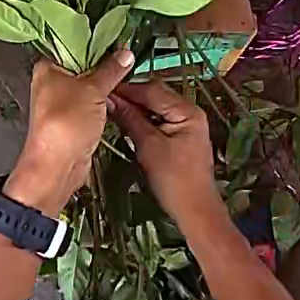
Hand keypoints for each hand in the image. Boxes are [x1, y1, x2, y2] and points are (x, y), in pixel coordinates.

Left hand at [9, 51, 135, 213]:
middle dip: (103, 65)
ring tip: (125, 76)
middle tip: (125, 58)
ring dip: (105, 85)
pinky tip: (118, 97)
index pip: (72, 45)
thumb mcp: (94, 89)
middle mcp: (51, 82)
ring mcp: (62, 102)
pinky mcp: (72, 119)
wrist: (58, 166)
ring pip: (88, 86)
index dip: (94, 42)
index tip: (116, 40)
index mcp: (48, 67)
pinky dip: (103, 101)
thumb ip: (111, 70)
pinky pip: (91, 103)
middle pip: (82, 66)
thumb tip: (124, 54)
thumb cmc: (65, 123)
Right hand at [108, 81, 218, 225]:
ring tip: (114, 109)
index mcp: (187, 111)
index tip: (104, 91)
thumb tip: (111, 99)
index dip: (127, 90)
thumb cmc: (173, 179)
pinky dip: (145, 118)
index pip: (152, 90)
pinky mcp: (183, 135)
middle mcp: (190, 112)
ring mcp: (188, 123)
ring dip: (137, 107)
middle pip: (157, 95)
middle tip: (107, 99)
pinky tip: (129, 121)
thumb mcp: (148, 146)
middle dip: (132, 97)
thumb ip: (130, 119)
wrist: (194, 210)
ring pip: (157, 106)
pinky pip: (161, 118)